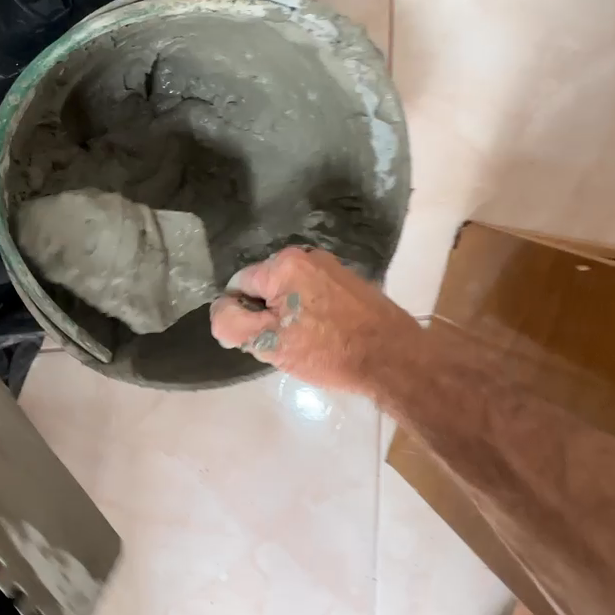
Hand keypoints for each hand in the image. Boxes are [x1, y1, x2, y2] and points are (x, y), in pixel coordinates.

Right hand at [208, 245, 419, 393]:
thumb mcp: (268, 343)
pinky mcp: (351, 282)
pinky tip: (327, 335)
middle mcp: (306, 256)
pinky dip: (313, 313)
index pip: (238, 287)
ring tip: (309, 342)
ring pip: (290, 293)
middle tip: (287, 344)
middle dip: (267, 315)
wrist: (394, 359)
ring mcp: (332, 267)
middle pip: (265, 288)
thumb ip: (230, 324)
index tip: (264, 339)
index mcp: (282, 265)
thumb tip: (220, 309)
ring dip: (290, 315)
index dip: (243, 316)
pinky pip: (314, 295)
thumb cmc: (327, 350)